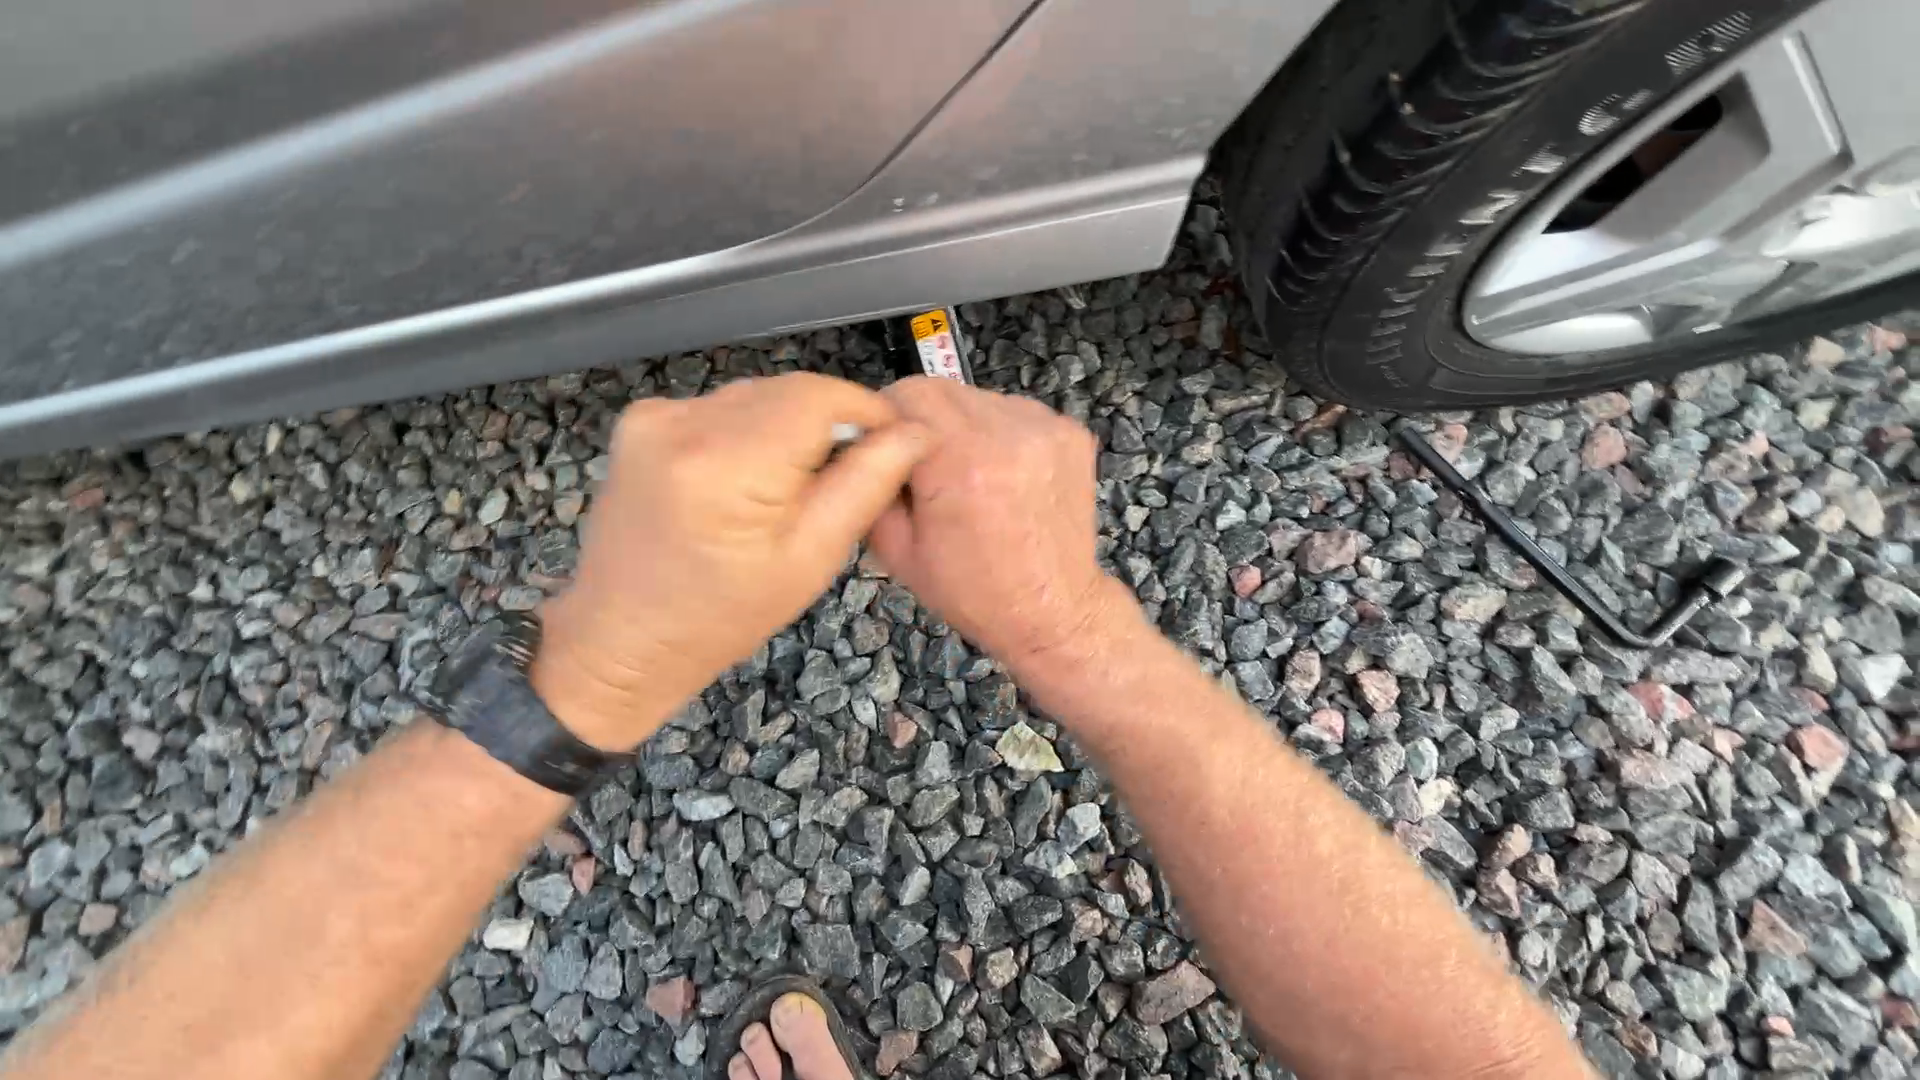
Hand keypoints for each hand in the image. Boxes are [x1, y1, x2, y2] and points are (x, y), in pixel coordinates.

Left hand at [531, 374, 930, 750]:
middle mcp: (685, 420)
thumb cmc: (726, 614)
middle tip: (841, 478)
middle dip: (828, 423)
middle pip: (790, 390)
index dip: (866, 411)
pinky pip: (721, 407)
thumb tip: (916, 431)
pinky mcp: (640, 420)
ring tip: (789, 487)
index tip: (890, 443)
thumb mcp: (814, 557)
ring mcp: (655, 415)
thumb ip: (867, 483)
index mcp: (730, 461)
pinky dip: (749, 430)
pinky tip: (745, 479)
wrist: (624, 638)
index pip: (822, 395)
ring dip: (788, 426)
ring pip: (758, 395)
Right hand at [867, 377, 1139, 673]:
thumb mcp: (898, 551)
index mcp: (960, 463)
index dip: (886, 419)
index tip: (884, 447)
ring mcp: (1045, 430)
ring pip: (977, 397)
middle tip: (922, 463)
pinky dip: (998, 433)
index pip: (905, 395)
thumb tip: (862, 442)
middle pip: (940, 388)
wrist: (1053, 611)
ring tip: (966, 472)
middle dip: (920, 420)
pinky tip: (1000, 473)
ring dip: (961, 424)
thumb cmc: (974, 592)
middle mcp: (1007, 435)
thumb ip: (874, 484)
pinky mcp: (1071, 433)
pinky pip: (1014, 412)